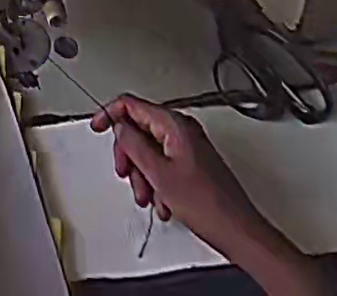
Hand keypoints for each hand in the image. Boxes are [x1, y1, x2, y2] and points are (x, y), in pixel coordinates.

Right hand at [88, 94, 263, 245]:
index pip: (131, 104)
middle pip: (139, 128)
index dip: (110, 113)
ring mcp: (188, 146)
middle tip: (127, 173)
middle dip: (129, 153)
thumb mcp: (158, 173)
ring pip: (150, 148)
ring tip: (148, 194)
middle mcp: (181, 129)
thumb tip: (119, 127)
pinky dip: (156, 179)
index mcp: (173, 124)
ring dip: (142, 173)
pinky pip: (163, 162)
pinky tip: (162, 200)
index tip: (98, 125)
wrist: (238, 232)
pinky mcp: (192, 162)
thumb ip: (133, 145)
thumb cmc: (208, 205)